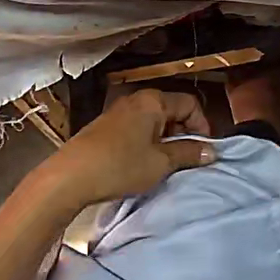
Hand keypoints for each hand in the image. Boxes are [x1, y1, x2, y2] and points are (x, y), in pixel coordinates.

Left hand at [15, 90, 214, 212]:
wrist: (67, 178)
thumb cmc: (119, 166)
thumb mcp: (161, 162)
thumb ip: (189, 153)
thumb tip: (212, 151)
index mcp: (153, 101)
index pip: (190, 104)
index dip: (202, 126)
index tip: (203, 149)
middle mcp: (136, 100)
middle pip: (172, 110)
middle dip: (184, 133)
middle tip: (187, 158)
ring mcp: (118, 112)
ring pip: (154, 121)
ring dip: (165, 140)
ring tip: (165, 164)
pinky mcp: (105, 127)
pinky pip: (137, 128)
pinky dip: (147, 142)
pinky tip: (143, 163)